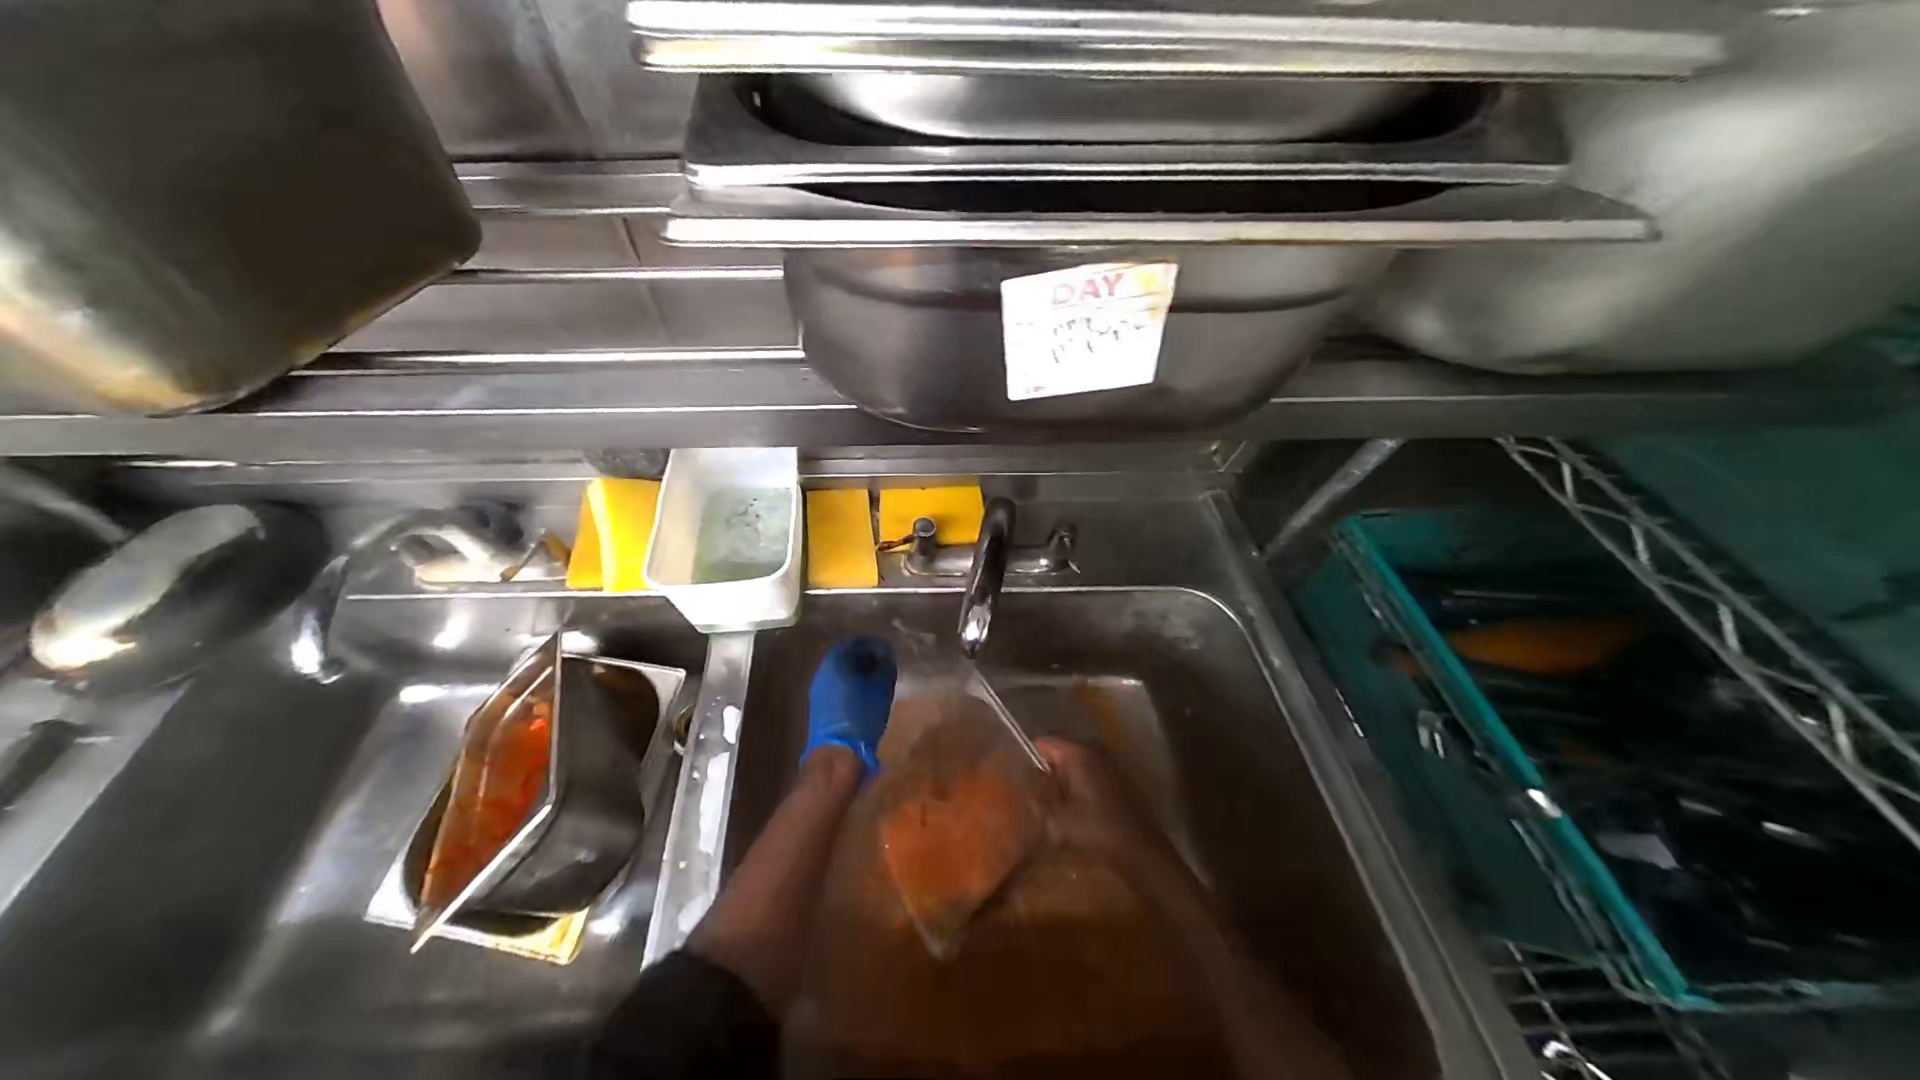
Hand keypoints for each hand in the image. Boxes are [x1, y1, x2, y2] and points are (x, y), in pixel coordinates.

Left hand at [802, 637, 896, 776]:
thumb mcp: (881, 688)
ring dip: (861, 675)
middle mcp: (822, 672)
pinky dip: (854, 688)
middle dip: (868, 660)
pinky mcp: (820, 708)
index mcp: (835, 662)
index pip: (856, 642)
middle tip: (886, 667)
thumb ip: (885, 668)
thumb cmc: (860, 716)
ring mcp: (819, 691)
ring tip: (880, 684)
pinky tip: (868, 699)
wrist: (837, 754)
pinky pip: (839, 688)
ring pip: (843, 674)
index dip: (875, 646)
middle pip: (847, 657)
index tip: (890, 655)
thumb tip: (886, 658)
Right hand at [1035, 736, 1184, 889]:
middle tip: (1045, 798)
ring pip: (1078, 762)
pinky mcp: (1122, 776)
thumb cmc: (1096, 831)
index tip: (1030, 783)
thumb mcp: (1057, 819)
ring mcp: (1111, 761)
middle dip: (1051, 771)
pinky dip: (1085, 784)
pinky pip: (1093, 771)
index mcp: (1078, 753)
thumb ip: (1037, 795)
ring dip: (1068, 779)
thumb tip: (1025, 778)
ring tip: (1063, 805)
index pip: (1044, 742)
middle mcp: (1095, 749)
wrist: (1141, 849)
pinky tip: (1085, 808)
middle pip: (1061, 751)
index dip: (1032, 760)